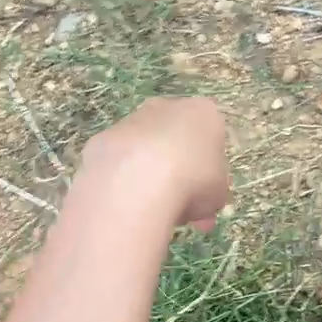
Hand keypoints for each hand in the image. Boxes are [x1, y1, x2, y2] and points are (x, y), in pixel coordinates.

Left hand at [79, 97, 229, 227]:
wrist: (139, 182)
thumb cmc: (193, 182)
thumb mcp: (218, 195)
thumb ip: (212, 193)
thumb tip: (201, 203)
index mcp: (203, 114)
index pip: (212, 139)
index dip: (211, 172)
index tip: (207, 198)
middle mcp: (166, 108)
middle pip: (177, 141)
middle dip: (181, 173)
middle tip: (183, 208)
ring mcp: (131, 121)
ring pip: (148, 152)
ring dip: (153, 179)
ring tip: (156, 213)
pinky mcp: (103, 139)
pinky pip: (121, 163)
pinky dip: (126, 182)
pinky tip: (130, 204)